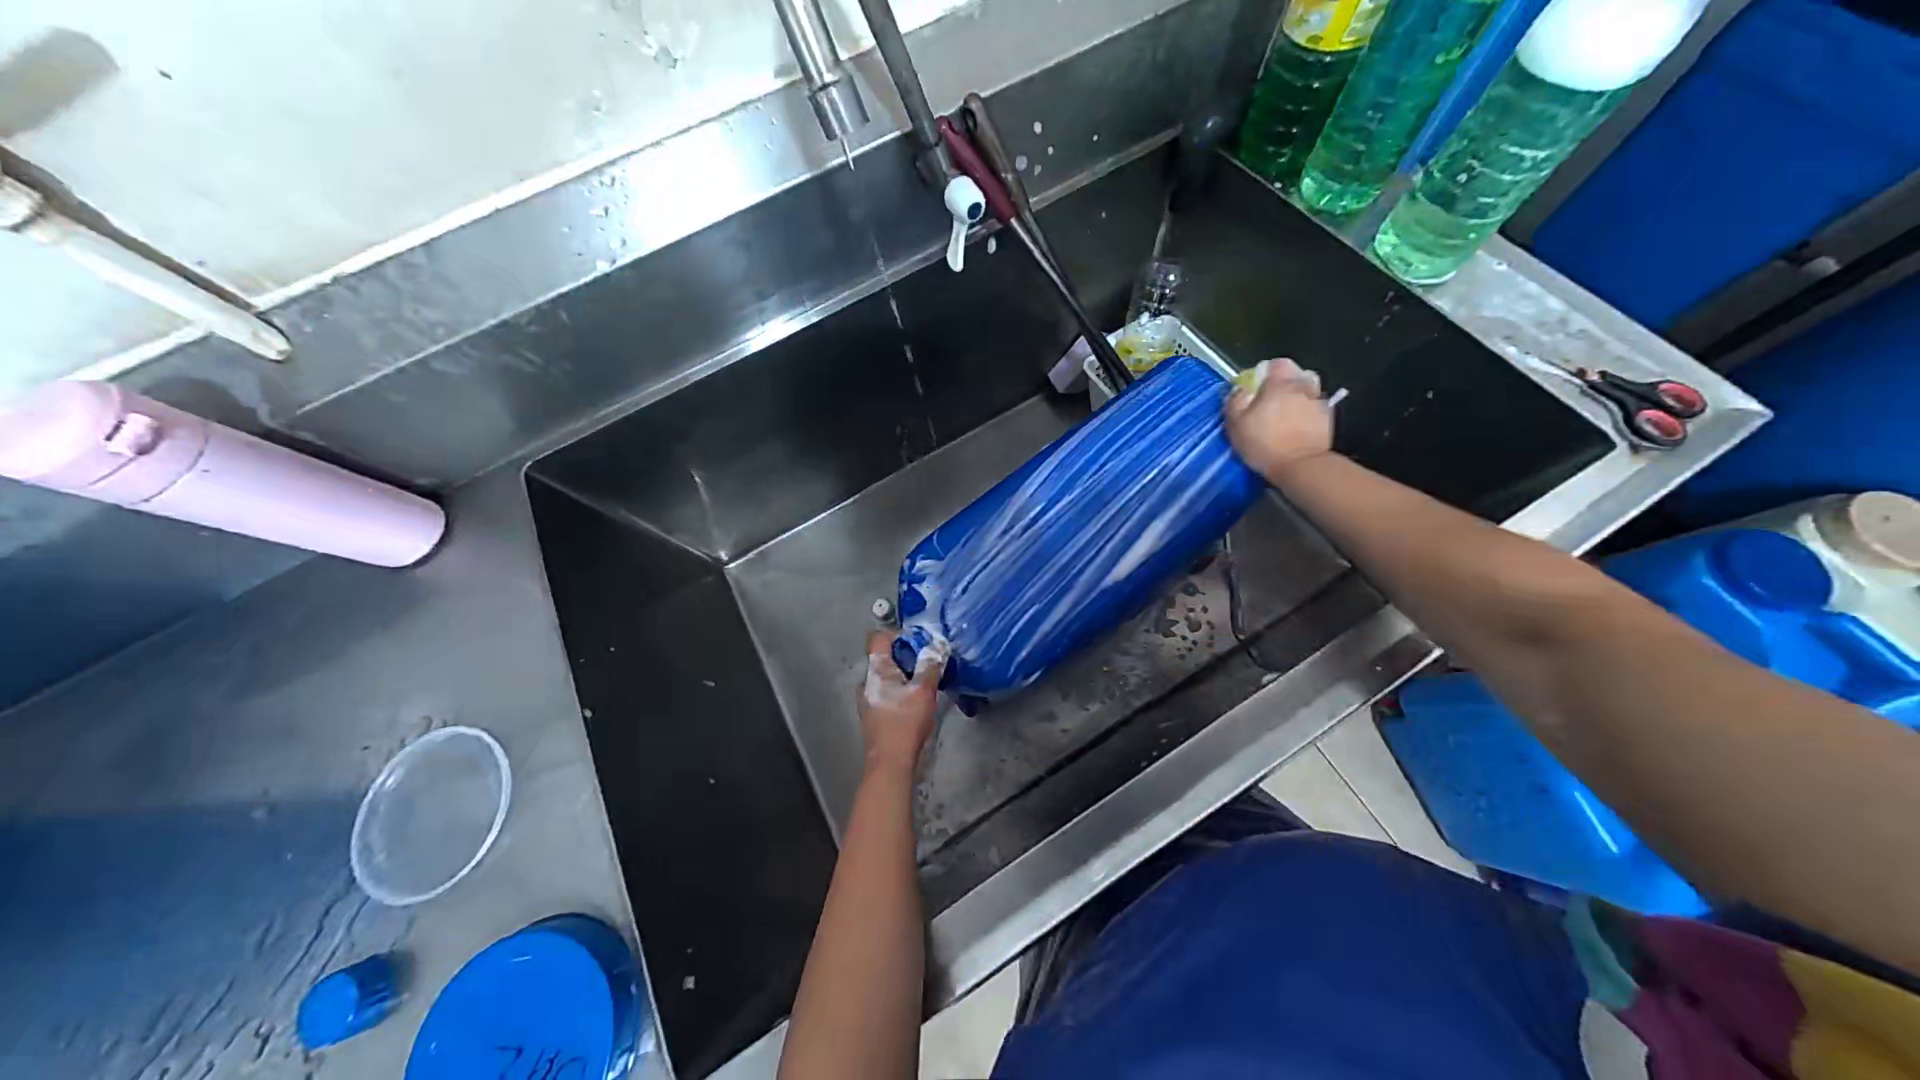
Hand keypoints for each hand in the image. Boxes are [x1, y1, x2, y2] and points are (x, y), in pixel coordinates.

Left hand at [857, 631, 945, 777]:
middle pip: (884, 657)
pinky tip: (916, 702)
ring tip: (926, 683)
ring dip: (905, 675)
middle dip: (907, 656)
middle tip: (929, 663)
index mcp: (876, 671)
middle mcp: (866, 682)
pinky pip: (887, 692)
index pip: (878, 638)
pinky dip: (901, 691)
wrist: (890, 762)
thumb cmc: (905, 722)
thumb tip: (936, 645)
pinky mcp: (873, 715)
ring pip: (887, 677)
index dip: (898, 634)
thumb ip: (930, 666)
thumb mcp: (924, 690)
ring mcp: (867, 700)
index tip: (919, 642)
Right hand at [1224, 357, 1335, 482]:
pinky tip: (1299, 427)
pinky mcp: (1328, 419)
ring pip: (1308, 390)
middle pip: (1295, 374)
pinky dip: (1308, 412)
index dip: (1266, 372)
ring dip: (1298, 397)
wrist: (1301, 466)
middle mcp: (1302, 387)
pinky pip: (1316, 408)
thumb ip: (1235, 402)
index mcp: (1279, 385)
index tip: (1257, 387)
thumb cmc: (1265, 444)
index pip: (1277, 364)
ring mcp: (1318, 402)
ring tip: (1287, 413)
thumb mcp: (1236, 425)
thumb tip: (1239, 390)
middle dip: (1284, 384)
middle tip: (1271, 401)